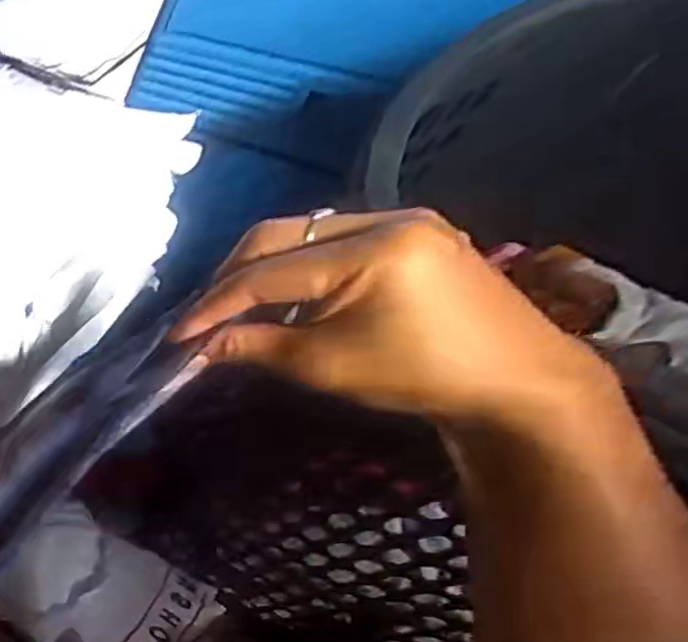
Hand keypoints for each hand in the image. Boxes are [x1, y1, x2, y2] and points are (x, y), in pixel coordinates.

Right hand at [169, 208, 621, 430]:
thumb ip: (256, 346)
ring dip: (261, 269)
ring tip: (233, 310)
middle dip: (230, 276)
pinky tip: (283, 299)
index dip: (213, 305)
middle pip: (281, 234)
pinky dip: (296, 268)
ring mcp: (402, 219)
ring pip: (305, 232)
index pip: (265, 271)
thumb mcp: (324, 365)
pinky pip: (334, 240)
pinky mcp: (411, 234)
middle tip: (200, 319)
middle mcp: (385, 217)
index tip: (176, 336)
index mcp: (369, 249)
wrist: (511, 379)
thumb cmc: (415, 376)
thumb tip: (200, 348)